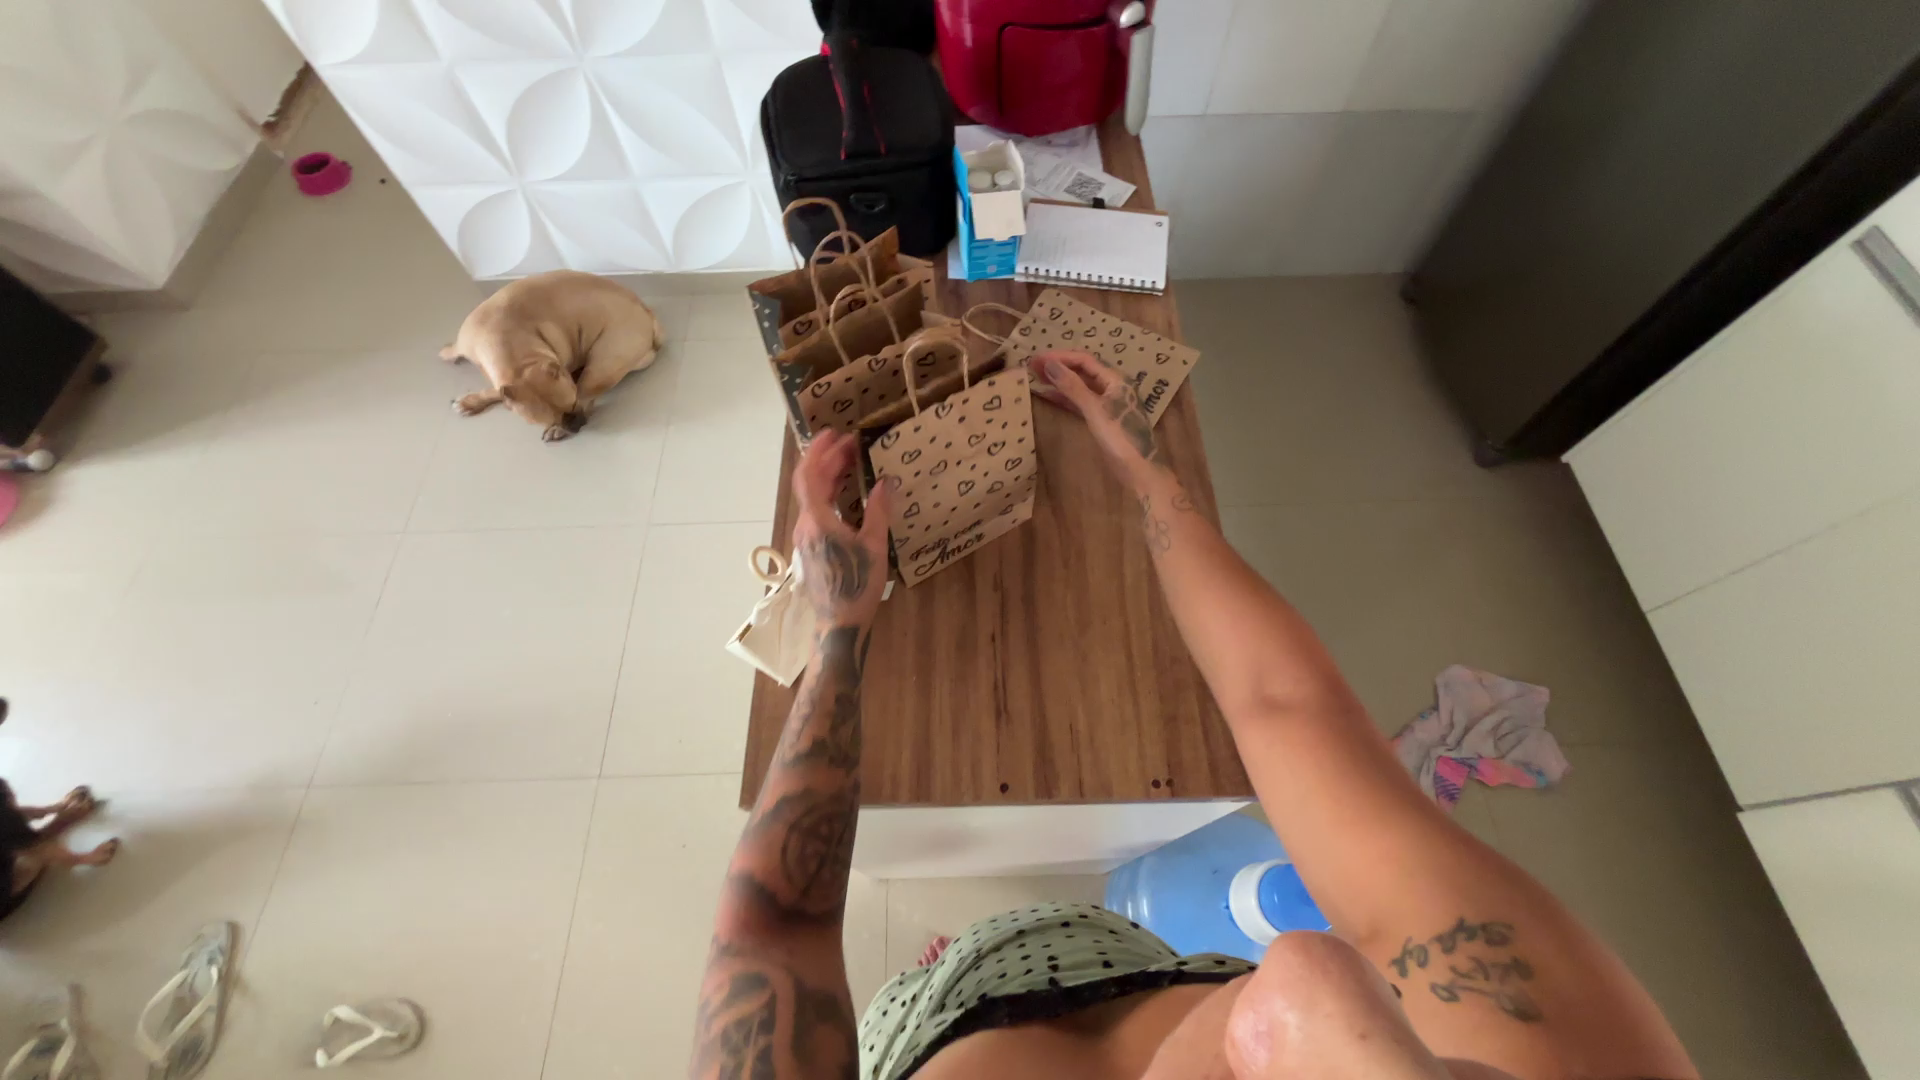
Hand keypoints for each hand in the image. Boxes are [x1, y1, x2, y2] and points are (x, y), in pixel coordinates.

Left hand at [791, 428, 893, 627]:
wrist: (839, 622)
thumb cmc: (857, 585)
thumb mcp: (874, 546)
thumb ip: (878, 511)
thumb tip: (886, 482)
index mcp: (817, 521)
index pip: (809, 476)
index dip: (818, 452)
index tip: (832, 434)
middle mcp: (806, 525)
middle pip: (811, 484)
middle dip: (829, 461)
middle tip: (851, 445)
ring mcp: (806, 537)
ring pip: (814, 499)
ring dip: (829, 478)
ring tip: (850, 464)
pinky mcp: (812, 548)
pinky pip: (817, 512)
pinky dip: (830, 496)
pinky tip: (847, 495)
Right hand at [1030, 350, 1162, 486]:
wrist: (1138, 469)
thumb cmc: (1119, 437)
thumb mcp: (1094, 409)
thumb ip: (1072, 387)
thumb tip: (1049, 364)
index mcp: (1115, 380)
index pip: (1084, 360)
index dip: (1060, 357)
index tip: (1037, 360)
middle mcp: (1112, 387)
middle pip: (1082, 370)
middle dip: (1059, 366)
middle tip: (1033, 366)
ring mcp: (1108, 403)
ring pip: (1081, 386)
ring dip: (1061, 381)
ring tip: (1038, 377)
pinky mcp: (1102, 418)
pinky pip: (1081, 401)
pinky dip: (1066, 397)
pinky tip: (1050, 396)